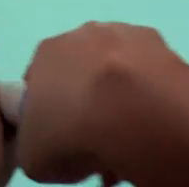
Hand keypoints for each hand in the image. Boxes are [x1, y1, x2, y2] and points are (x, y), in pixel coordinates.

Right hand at [16, 22, 188, 183]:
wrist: (131, 108)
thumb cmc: (73, 131)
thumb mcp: (33, 155)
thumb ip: (36, 139)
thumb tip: (50, 140)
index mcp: (46, 54)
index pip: (41, 82)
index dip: (51, 114)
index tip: (62, 140)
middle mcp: (80, 34)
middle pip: (80, 72)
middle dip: (86, 103)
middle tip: (95, 141)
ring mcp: (120, 32)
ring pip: (113, 69)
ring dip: (116, 98)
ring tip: (126, 138)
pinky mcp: (154, 39)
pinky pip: (145, 70)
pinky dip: (145, 91)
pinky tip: (148, 119)